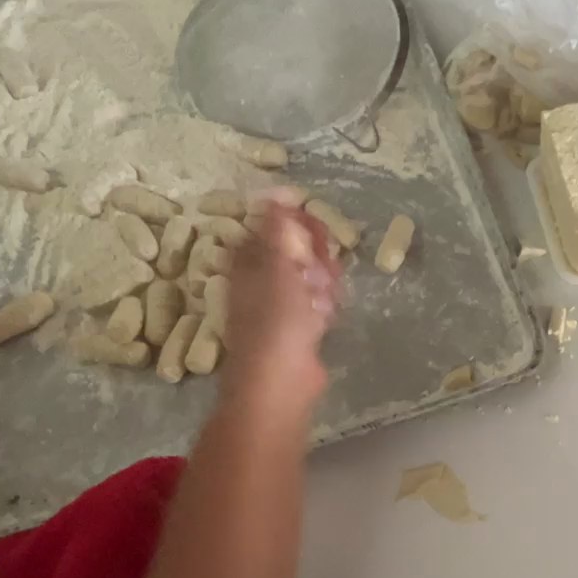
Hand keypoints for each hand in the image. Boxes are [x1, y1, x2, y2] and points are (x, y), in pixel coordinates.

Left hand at [222, 192, 342, 415]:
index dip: (291, 221)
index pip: (268, 229)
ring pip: (309, 277)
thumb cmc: (275, 323)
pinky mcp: (300, 329)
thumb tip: (274, 195)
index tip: (314, 221)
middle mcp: (261, 282)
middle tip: (325, 264)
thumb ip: (279, 232)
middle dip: (314, 254)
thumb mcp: (278, 269)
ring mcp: (281, 306)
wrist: (281, 382)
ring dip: (323, 280)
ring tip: (328, 294)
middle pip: (292, 252)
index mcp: (248, 264)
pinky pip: (317, 304)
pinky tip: (329, 314)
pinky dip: (325, 305)